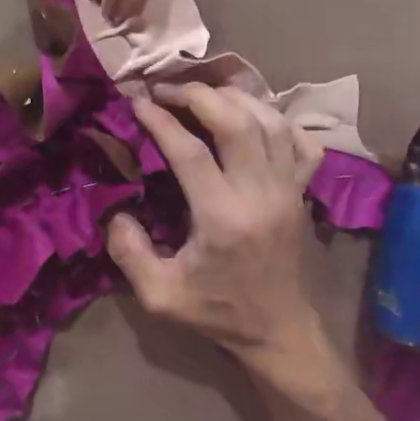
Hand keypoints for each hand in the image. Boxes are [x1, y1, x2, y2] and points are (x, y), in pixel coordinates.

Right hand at [107, 84, 341, 393]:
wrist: (278, 331)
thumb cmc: (217, 312)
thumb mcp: (160, 297)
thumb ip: (130, 254)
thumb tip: (117, 212)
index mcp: (224, 218)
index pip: (191, 151)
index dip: (161, 121)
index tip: (138, 103)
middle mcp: (261, 194)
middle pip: (237, 122)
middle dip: (198, 95)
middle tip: (167, 89)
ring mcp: (288, 190)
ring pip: (271, 122)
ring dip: (235, 98)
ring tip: (203, 93)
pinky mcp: (302, 192)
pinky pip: (301, 141)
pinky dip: (278, 119)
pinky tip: (252, 117)